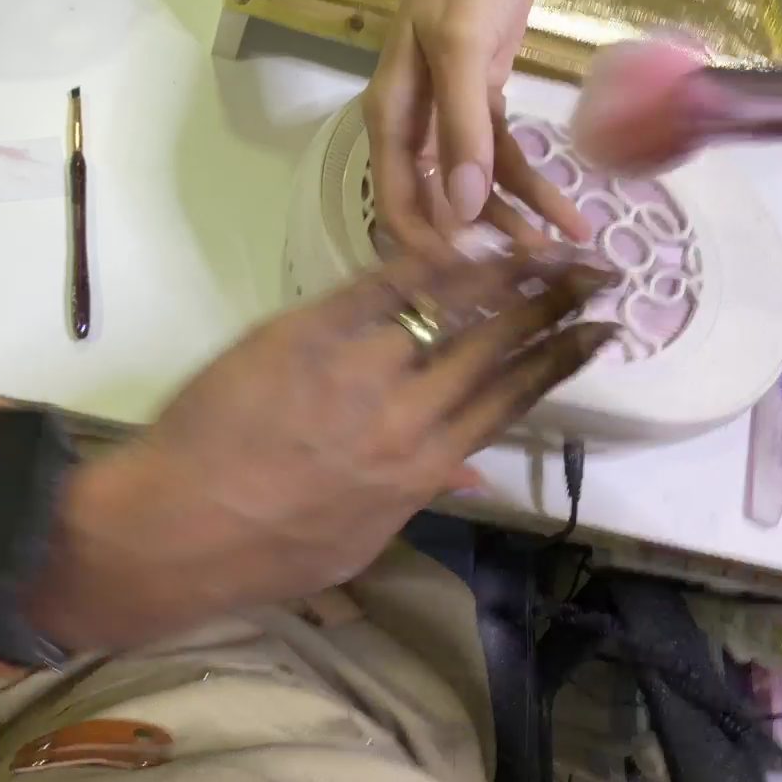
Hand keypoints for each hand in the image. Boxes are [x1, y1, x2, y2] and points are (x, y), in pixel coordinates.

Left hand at [29, 252, 617, 647]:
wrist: (180, 526)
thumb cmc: (265, 547)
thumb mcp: (359, 541)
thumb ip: (418, 497)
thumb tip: (471, 469)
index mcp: (422, 469)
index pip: (511, 401)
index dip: (561, 360)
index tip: (601, 329)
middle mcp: (407, 416)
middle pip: (497, 347)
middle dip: (553, 302)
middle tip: (597, 266)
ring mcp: (358, 371)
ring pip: (450, 310)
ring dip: (505, 271)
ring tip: (545, 241)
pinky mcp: (305, 335)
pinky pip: (377, 287)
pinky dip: (426, 258)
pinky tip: (464, 234)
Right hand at [362, 0, 588, 256]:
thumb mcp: (460, 46)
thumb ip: (459, 129)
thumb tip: (462, 210)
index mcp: (390, 119)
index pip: (396, 202)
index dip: (427, 246)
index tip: (470, 283)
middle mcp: (414, 130)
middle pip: (437, 205)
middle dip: (479, 243)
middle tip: (527, 278)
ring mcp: (448, 122)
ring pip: (475, 190)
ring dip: (514, 222)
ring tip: (559, 253)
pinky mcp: (481, 108)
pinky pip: (504, 160)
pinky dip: (533, 187)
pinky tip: (567, 214)